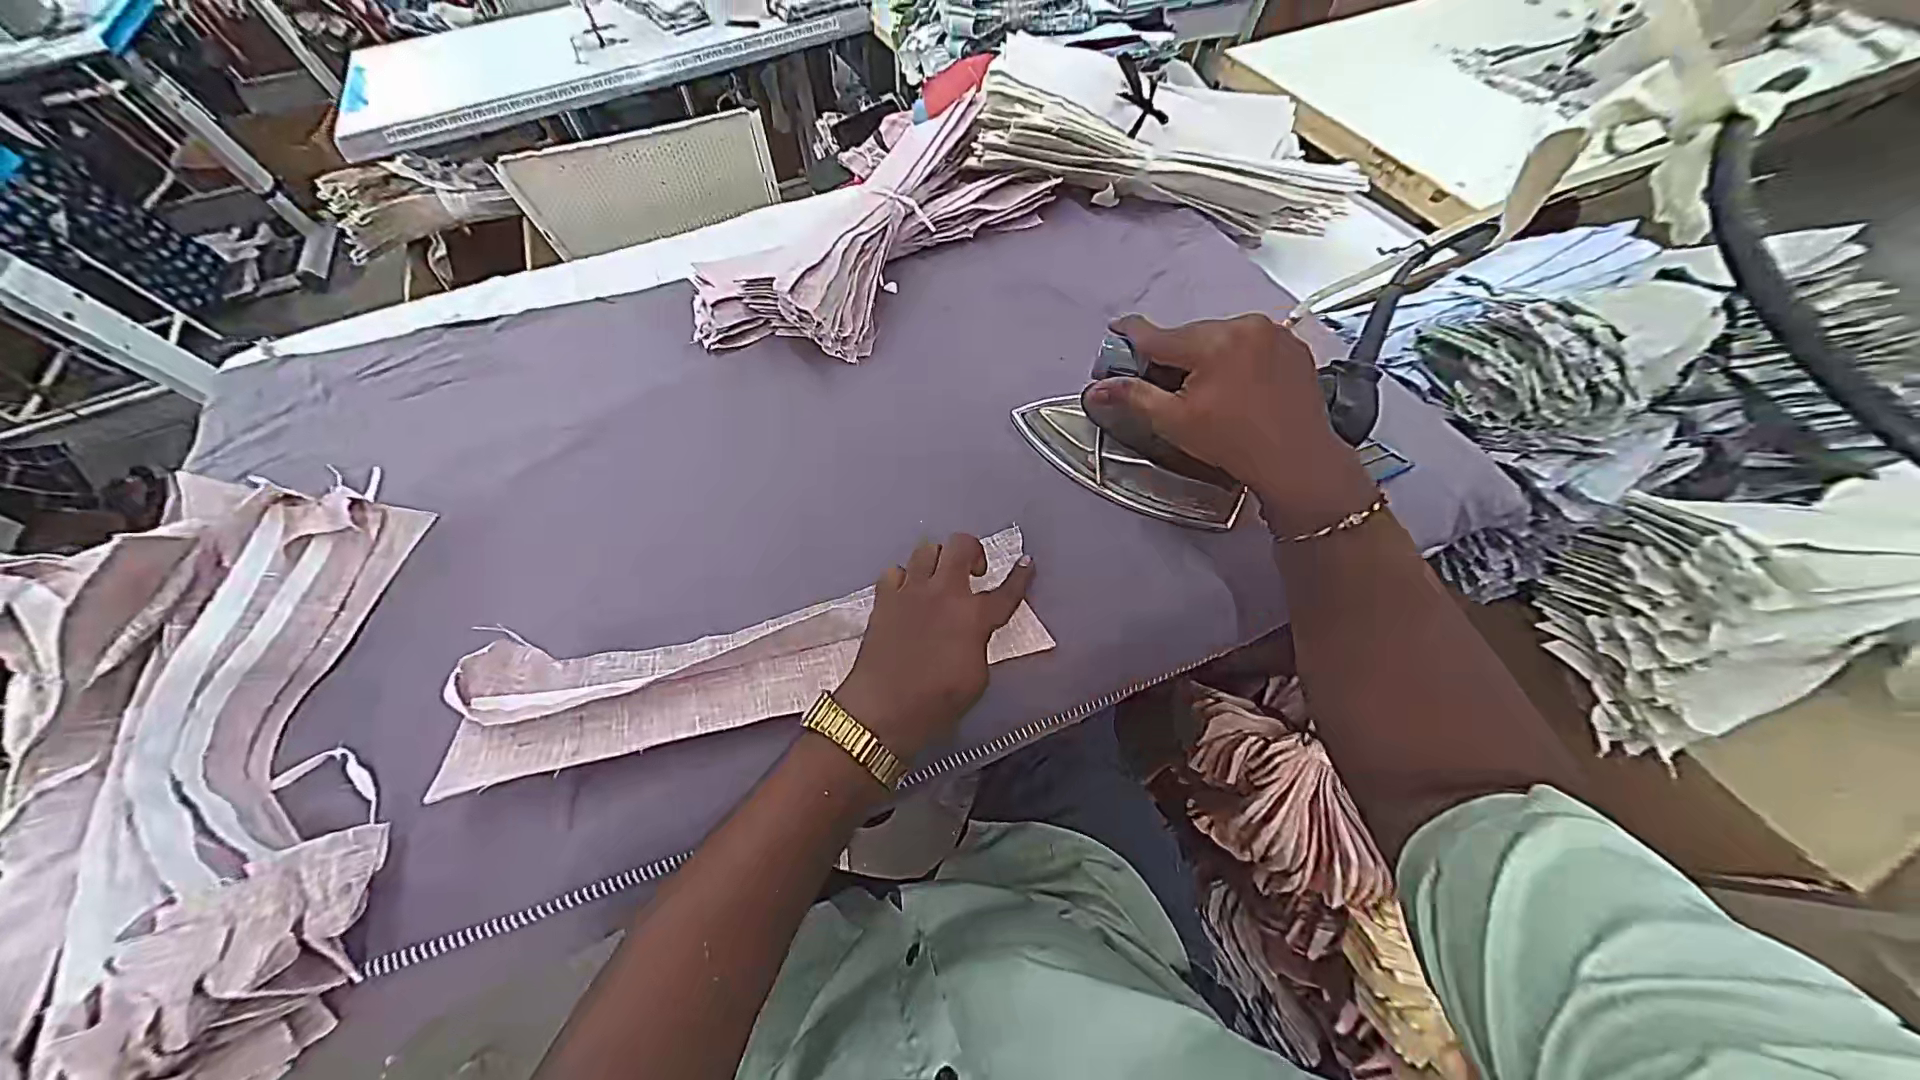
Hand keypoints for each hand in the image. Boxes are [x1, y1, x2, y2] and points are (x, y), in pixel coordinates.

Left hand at [832, 534, 1036, 761]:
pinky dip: (904, 578)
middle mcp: (944, 594)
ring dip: (937, 560)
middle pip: (961, 545)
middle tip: (973, 572)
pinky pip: (895, 572)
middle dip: (972, 550)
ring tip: (938, 580)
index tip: (1025, 562)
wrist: (883, 708)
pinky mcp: (883, 599)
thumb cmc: (936, 702)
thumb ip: (979, 643)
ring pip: (926, 549)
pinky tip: (906, 594)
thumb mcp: (977, 678)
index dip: (1020, 576)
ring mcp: (910, 592)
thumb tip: (974, 630)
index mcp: (973, 617)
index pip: (1006, 591)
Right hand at [1085, 314, 1377, 536]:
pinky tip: (1234, 390)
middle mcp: (1245, 327)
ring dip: (1204, 358)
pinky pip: (1249, 343)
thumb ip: (1134, 397)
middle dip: (1173, 358)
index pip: (1157, 334)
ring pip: (1219, 338)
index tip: (1116, 332)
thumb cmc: (1236, 443)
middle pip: (1189, 336)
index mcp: (1213, 342)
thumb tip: (1099, 388)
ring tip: (1206, 395)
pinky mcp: (1291, 346)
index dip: (1130, 335)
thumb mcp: (1174, 422)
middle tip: (1165, 389)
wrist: (1297, 460)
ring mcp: (1273, 334)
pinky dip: (1234, 359)